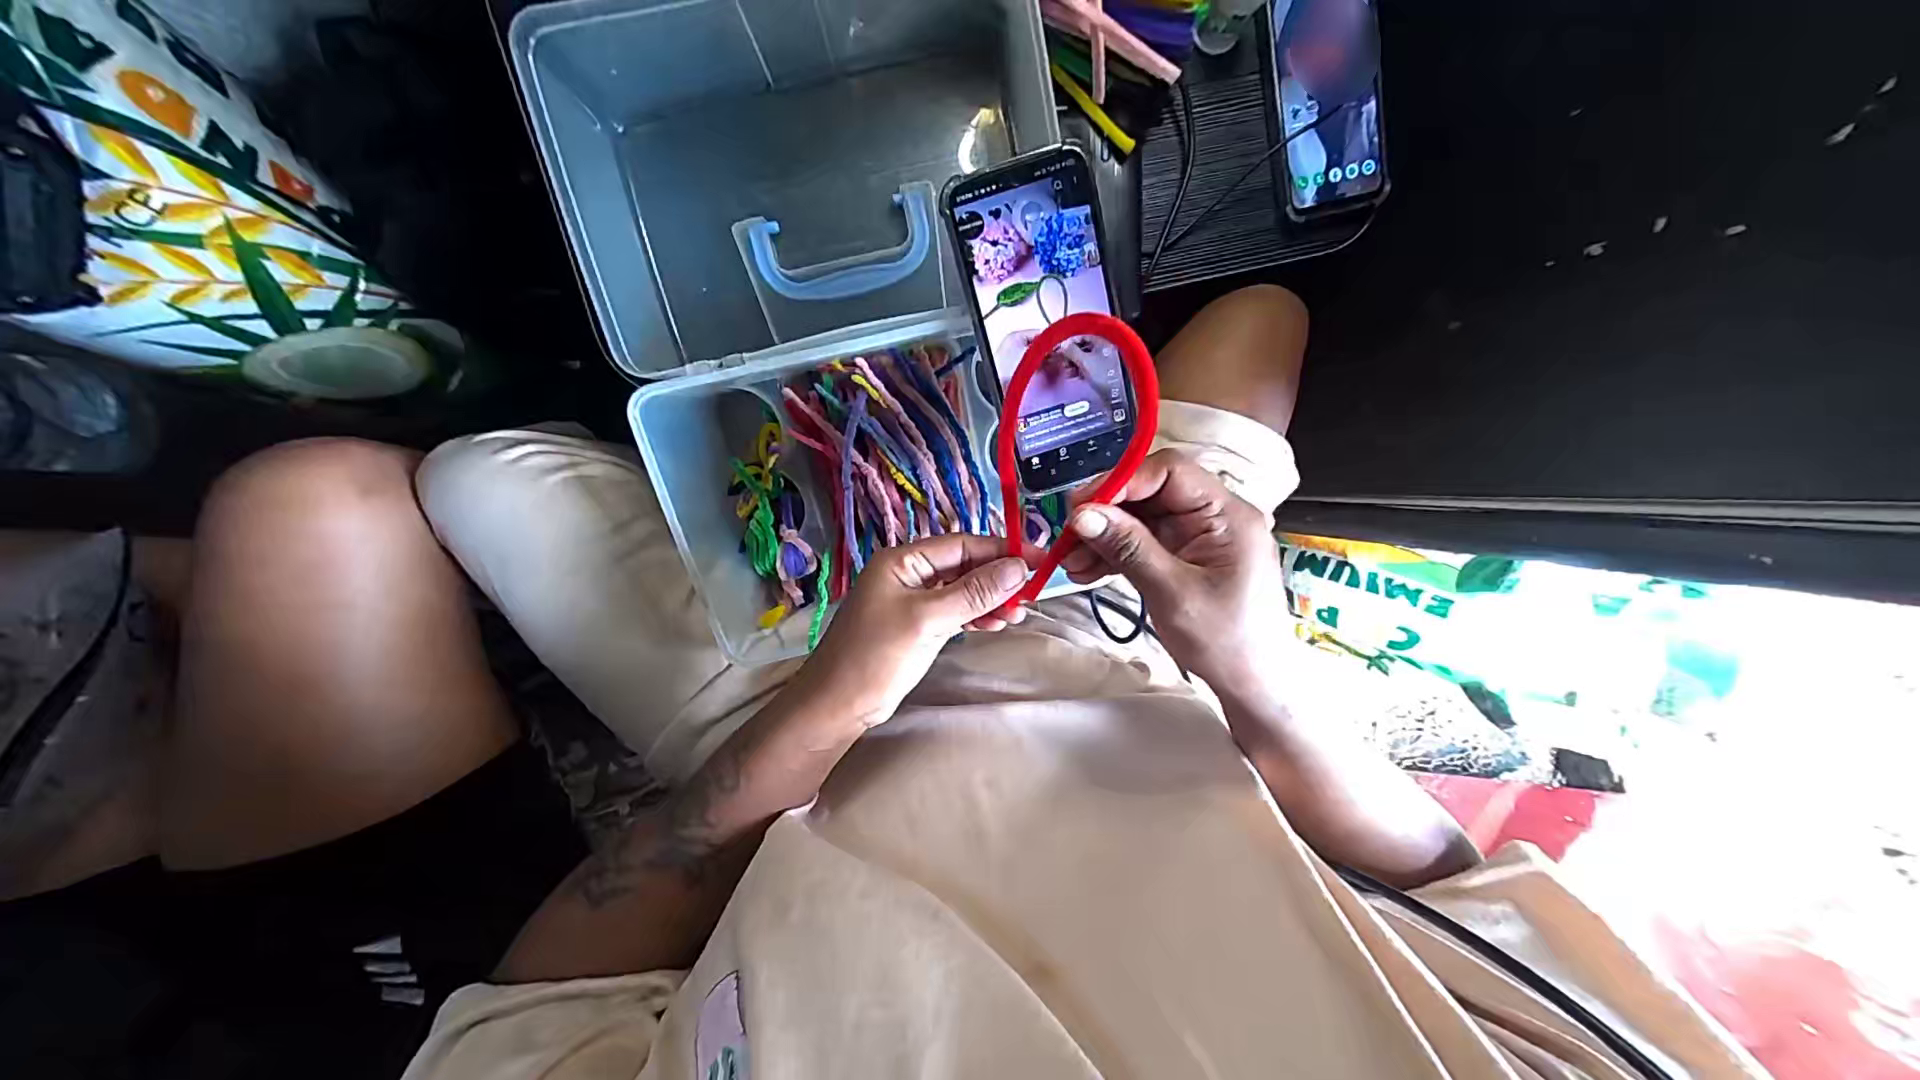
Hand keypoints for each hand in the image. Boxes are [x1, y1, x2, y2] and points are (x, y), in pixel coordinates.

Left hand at [798, 532, 1028, 729]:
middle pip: (964, 566)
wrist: (837, 705)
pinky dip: (977, 616)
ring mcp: (914, 601)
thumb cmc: (875, 656)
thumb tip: (1018, 566)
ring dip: (991, 600)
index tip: (1038, 560)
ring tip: (1016, 615)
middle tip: (1030, 595)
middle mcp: (909, 574)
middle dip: (998, 578)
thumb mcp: (927, 619)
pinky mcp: (919, 625)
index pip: (961, 544)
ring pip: (963, 590)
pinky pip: (956, 611)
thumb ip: (974, 592)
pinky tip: (995, 624)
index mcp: (903, 560)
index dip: (1001, 551)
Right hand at [1060, 449, 1284, 688]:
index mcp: (1227, 514)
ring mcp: (1197, 536)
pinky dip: (1114, 554)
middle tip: (1069, 536)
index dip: (1122, 481)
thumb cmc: (1225, 641)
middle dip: (1105, 514)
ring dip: (1103, 537)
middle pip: (1149, 493)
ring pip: (1140, 519)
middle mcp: (1214, 516)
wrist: (1251, 683)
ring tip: (1071, 563)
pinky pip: (1142, 542)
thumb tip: (1083, 515)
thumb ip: (1128, 547)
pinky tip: (1086, 570)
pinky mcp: (1184, 555)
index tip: (1082, 505)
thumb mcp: (1172, 592)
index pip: (1170, 472)